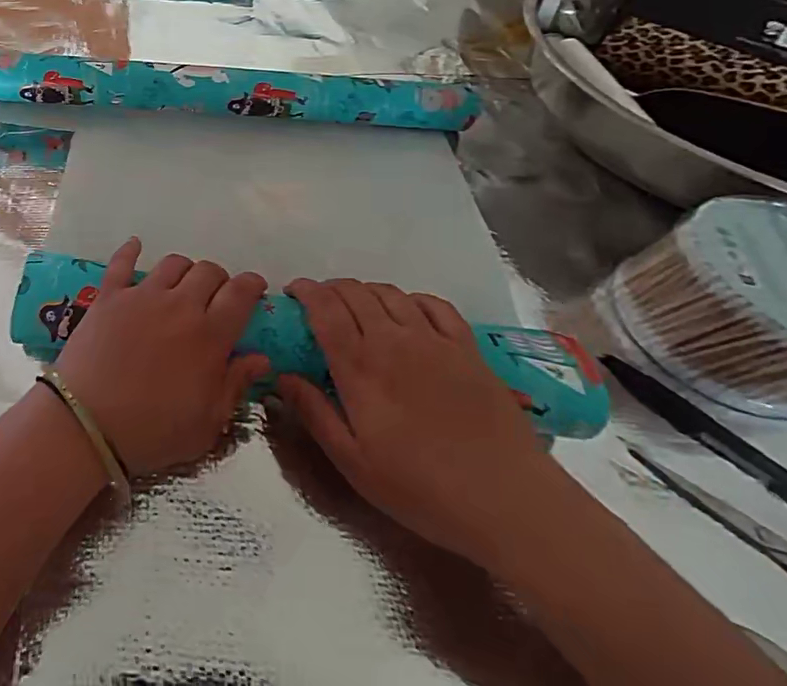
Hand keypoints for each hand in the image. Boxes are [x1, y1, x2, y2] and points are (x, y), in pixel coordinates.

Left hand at [52, 238, 270, 474]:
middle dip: (219, 280)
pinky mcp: (109, 297)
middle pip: (209, 271)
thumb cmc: (152, 432)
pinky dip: (131, 251)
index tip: (255, 289)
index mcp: (210, 336)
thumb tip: (260, 358)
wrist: (86, 426)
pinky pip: (122, 263)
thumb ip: (235, 385)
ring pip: (173, 263)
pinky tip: (136, 245)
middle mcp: (180, 306)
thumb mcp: (206, 424)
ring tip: (181, 286)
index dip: (252, 285)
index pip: (241, 293)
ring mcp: (142, 297)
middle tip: (215, 299)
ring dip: (185, 271)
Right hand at [276, 279, 560, 563]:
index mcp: (361, 367)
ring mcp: (434, 340)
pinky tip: (406, 312)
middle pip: (355, 293)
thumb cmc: (420, 488)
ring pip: (391, 294)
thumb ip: (314, 413)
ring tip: (357, 308)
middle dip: (330, 289)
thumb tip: (281, 377)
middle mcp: (395, 340)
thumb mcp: (353, 462)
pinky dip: (410, 298)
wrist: (505, 497)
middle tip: (320, 305)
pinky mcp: (467, 347)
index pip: (325, 309)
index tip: (293, 292)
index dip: (306, 292)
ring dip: (366, 292)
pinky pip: (433, 304)